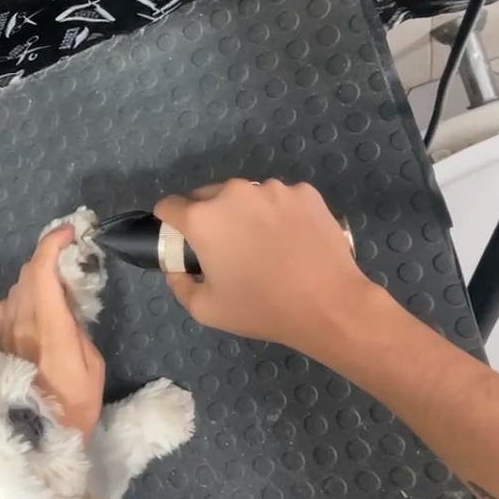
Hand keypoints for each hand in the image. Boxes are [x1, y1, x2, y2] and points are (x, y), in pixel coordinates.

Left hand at [0, 227, 105, 433]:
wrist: (37, 435)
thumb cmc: (75, 402)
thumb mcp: (92, 363)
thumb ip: (76, 328)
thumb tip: (65, 309)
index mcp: (48, 323)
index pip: (41, 267)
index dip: (52, 242)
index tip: (70, 233)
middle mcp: (19, 319)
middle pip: (28, 272)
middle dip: (48, 263)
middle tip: (69, 269)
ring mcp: (3, 329)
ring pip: (15, 289)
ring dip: (35, 284)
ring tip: (54, 300)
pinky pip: (6, 308)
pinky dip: (22, 303)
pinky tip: (34, 321)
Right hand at [155, 180, 383, 355]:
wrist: (329, 305)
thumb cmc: (261, 308)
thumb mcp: (205, 309)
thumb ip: (179, 284)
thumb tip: (177, 268)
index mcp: (203, 218)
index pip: (168, 205)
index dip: (169, 222)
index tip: (181, 238)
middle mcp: (233, 193)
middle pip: (207, 196)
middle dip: (209, 217)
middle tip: (226, 248)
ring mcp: (272, 189)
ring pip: (246, 196)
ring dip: (245, 213)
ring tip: (265, 244)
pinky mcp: (305, 192)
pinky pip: (280, 199)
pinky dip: (279, 213)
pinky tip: (292, 240)